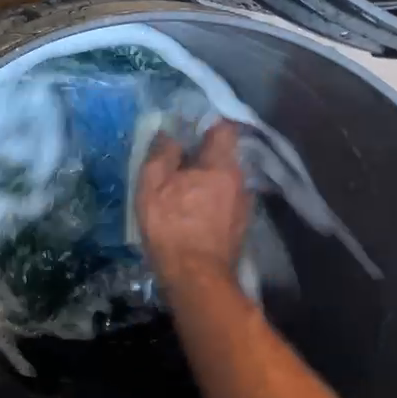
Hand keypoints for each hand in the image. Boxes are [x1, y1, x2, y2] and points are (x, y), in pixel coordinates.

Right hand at [136, 122, 251, 288]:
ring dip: (206, 174)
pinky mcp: (239, 225)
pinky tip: (192, 203)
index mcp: (221, 166)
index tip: (186, 121)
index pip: (223, 129)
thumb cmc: (171, 224)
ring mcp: (243, 205)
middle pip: (225, 154)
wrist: (196, 276)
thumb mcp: (153, 182)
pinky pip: (224, 197)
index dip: (205, 121)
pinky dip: (210, 193)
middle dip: (203, 150)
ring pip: (225, 177)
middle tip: (177, 152)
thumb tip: (170, 133)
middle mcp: (240, 182)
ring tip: (182, 179)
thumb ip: (163, 152)